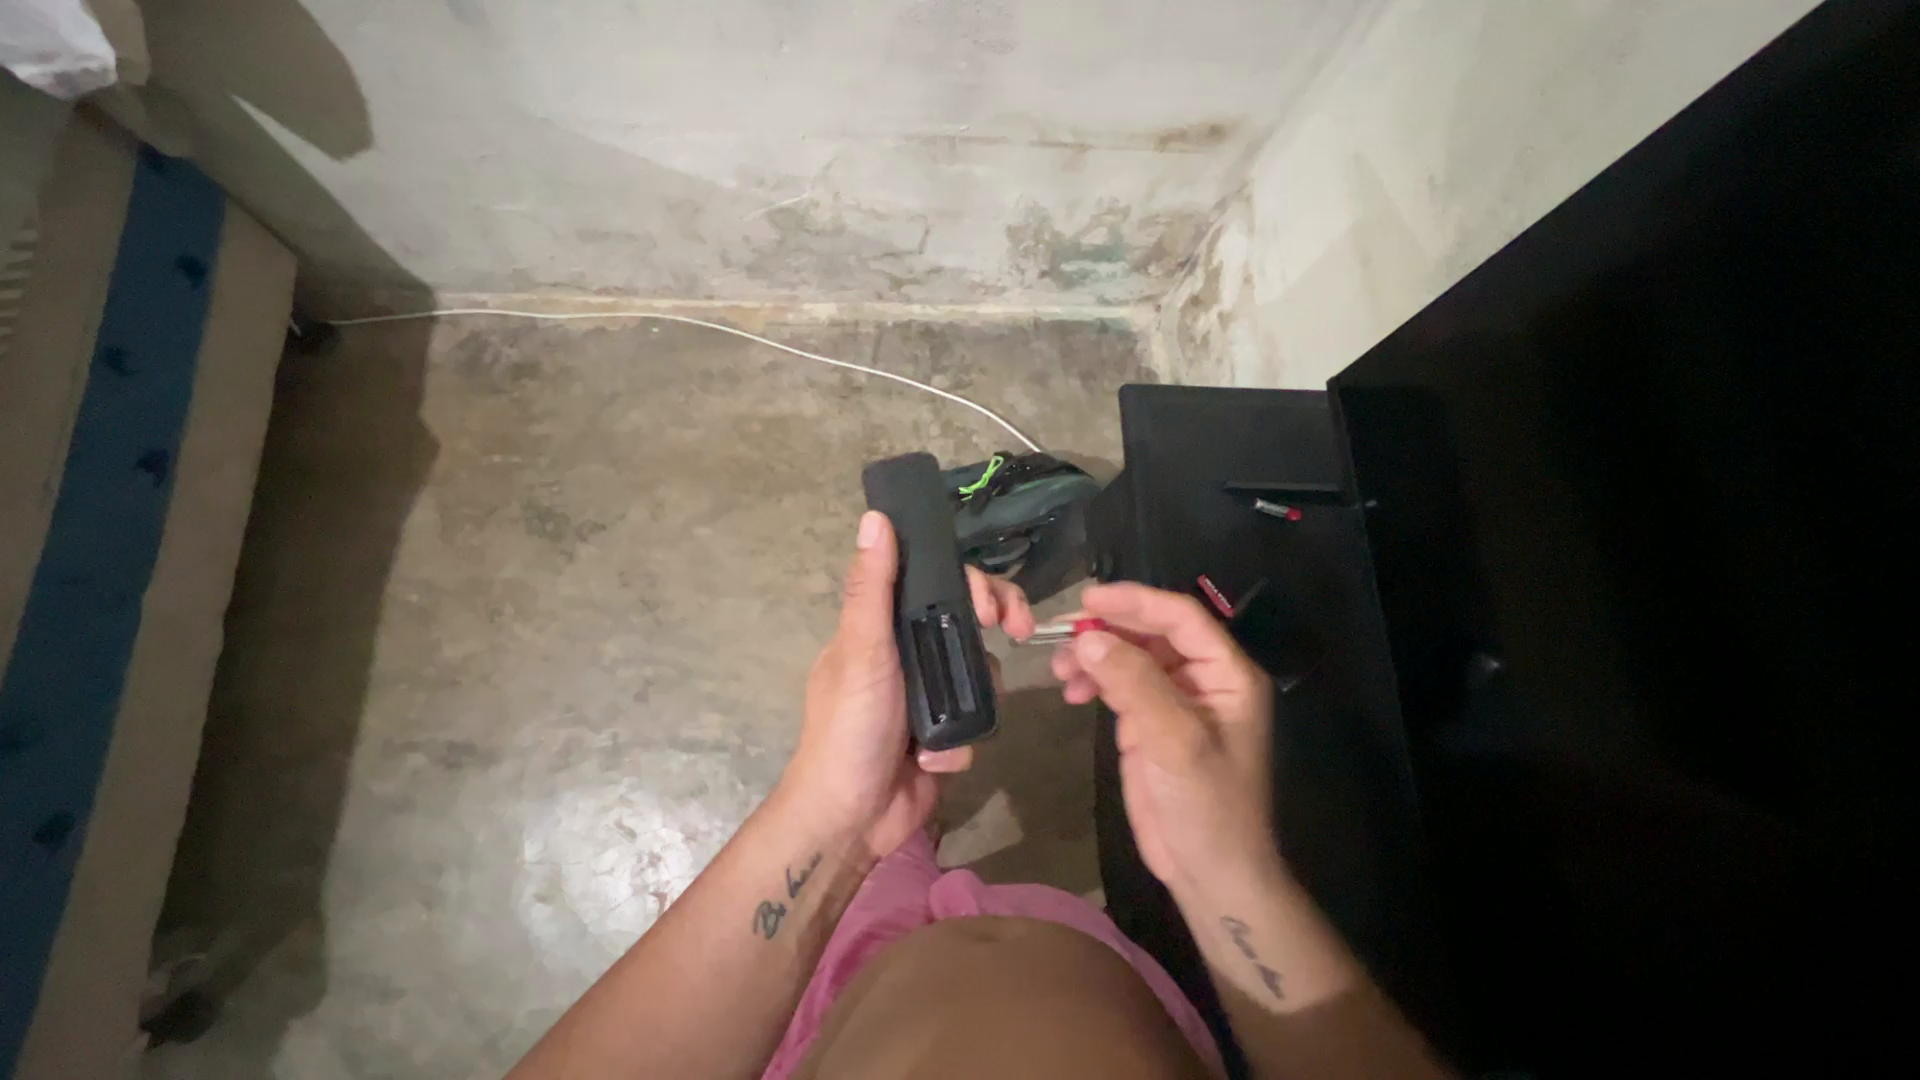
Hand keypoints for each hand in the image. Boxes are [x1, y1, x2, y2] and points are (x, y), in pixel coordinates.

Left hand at [779, 510, 1033, 863]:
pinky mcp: (943, 737)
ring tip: (951, 727)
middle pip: (970, 623)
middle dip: (996, 627)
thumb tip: (876, 517)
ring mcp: (928, 697)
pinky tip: (934, 761)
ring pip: (980, 675)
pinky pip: (974, 724)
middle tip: (1019, 633)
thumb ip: (873, 588)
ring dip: (974, 699)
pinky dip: (958, 744)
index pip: (939, 585)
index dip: (975, 586)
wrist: (851, 818)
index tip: (994, 606)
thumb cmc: (849, 727)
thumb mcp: (861, 651)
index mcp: (883, 628)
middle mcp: (909, 655)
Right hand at [1051, 583, 1276, 896]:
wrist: (1209, 872)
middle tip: (1061, 631)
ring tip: (1059, 669)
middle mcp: (1201, 678)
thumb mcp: (1174, 740)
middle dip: (1107, 629)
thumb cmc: (1208, 804)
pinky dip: (1092, 681)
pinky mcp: (1147, 723)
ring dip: (1094, 656)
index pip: (1180, 617)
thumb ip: (1133, 683)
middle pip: (1150, 632)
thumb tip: (1087, 638)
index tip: (1088, 599)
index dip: (1135, 601)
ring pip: (1129, 657)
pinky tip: (1071, 692)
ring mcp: (1172, 700)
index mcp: (1226, 673)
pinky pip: (1117, 685)